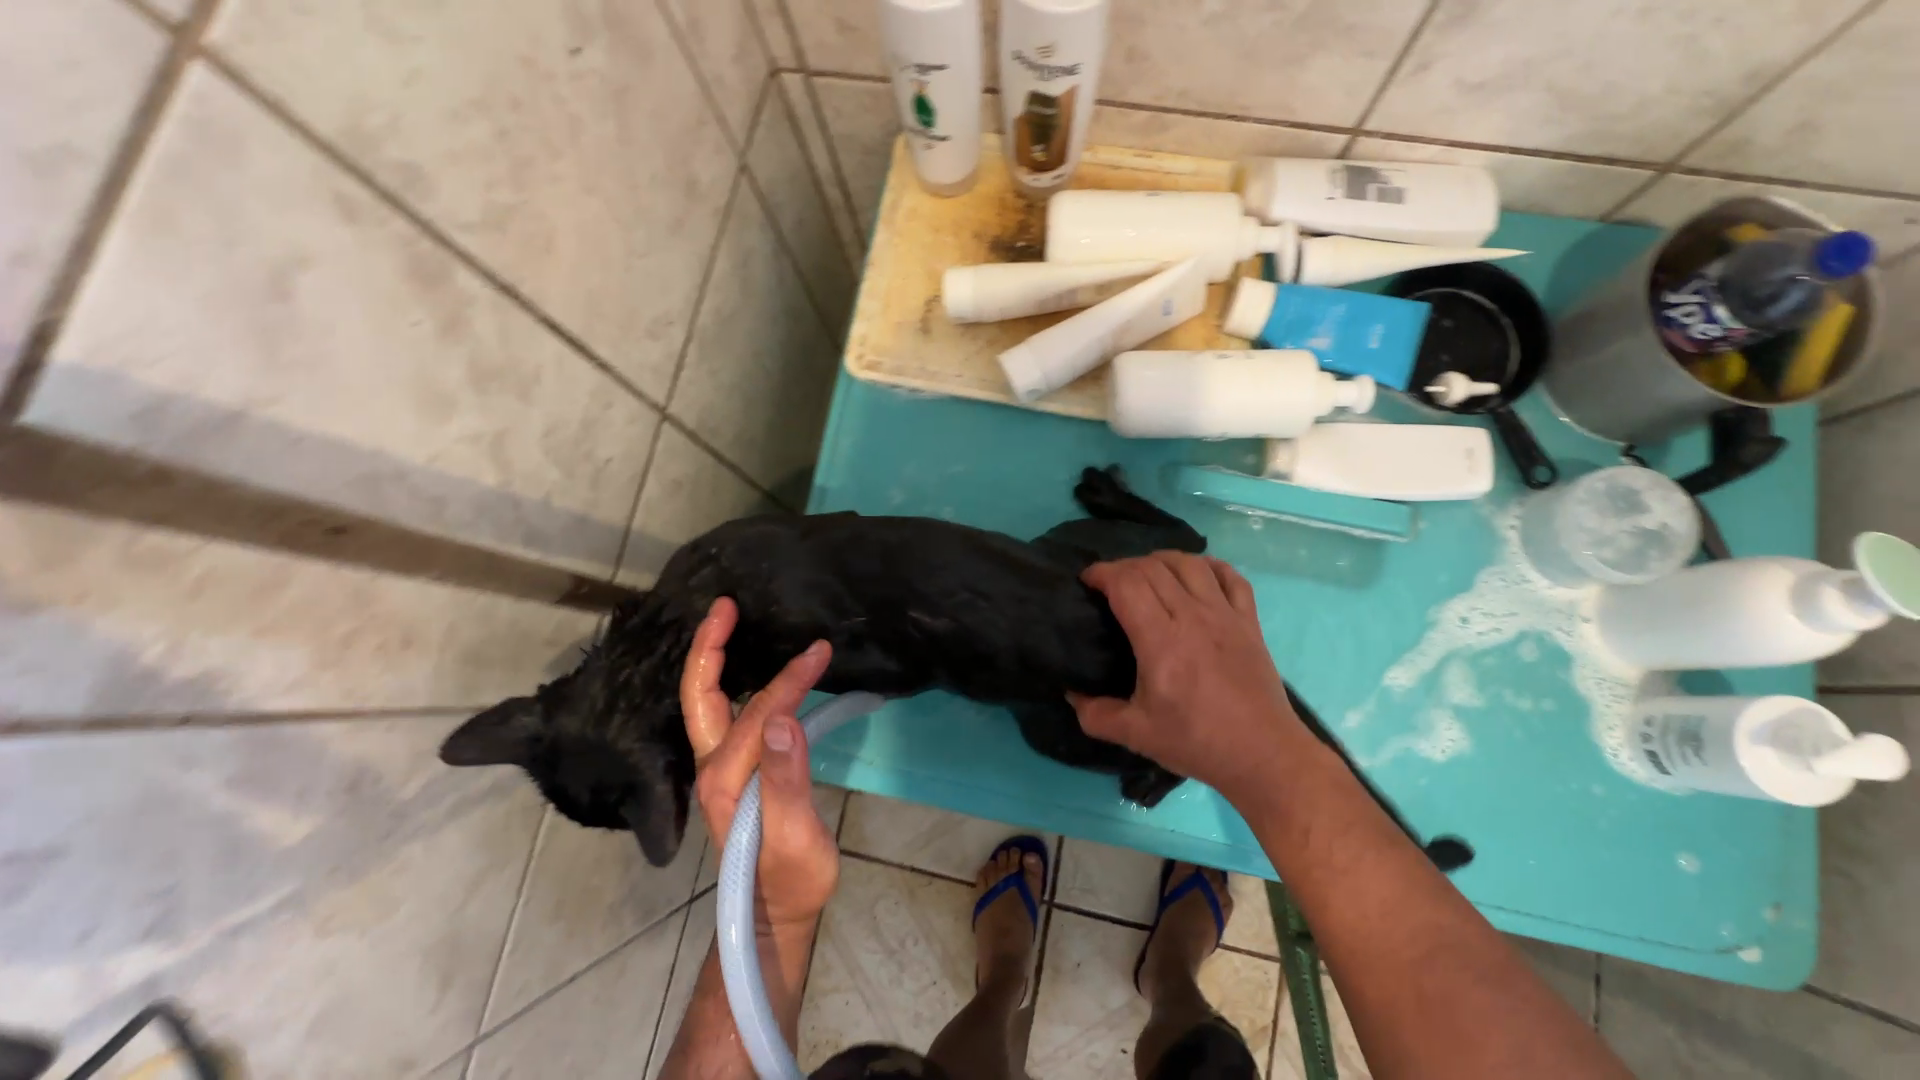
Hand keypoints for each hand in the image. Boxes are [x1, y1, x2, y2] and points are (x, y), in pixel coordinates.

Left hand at [682, 597, 837, 933]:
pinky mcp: (732, 773)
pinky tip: (748, 669)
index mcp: (725, 778)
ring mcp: (718, 769)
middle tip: (725, 605)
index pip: (756, 713)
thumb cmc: (791, 877)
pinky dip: (731, 682)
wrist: (775, 912)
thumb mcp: (794, 836)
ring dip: (715, 660)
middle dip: (709, 647)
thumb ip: (785, 779)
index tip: (820, 652)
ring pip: (708, 702)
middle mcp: (711, 766)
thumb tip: (783, 717)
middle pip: (701, 695)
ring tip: (731, 623)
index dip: (788, 681)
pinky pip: (725, 714)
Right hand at [1069, 553, 1317, 802]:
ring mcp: (1225, 615)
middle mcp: (1193, 617)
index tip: (1086, 581)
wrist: (1263, 754)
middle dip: (1124, 566)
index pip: (1127, 583)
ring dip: (1162, 560)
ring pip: (1190, 564)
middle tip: (1110, 583)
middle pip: (1153, 567)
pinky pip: (1230, 576)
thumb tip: (1072, 693)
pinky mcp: (1249, 622)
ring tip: (1148, 573)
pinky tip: (1196, 574)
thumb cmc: (1197, 742)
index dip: (1101, 573)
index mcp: (1161, 641)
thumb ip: (1095, 714)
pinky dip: (1208, 566)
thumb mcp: (1135, 735)